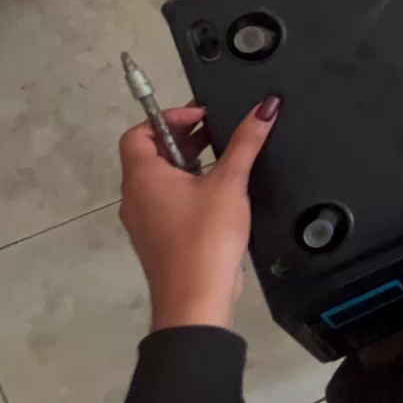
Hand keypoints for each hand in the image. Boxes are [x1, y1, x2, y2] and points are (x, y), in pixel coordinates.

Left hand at [117, 95, 278, 331]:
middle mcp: (136, 196)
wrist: (196, 295)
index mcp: (143, 178)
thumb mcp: (230, 181)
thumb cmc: (206, 235)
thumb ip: (247, 141)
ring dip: (189, 158)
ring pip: (161, 176)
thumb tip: (266, 106)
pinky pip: (168, 196)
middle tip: (221, 127)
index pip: (138, 134)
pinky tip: (222, 186)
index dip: (168, 118)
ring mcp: (145, 218)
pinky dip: (190, 181)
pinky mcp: (160, 234)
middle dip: (184, 134)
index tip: (204, 115)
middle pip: (150, 152)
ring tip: (227, 152)